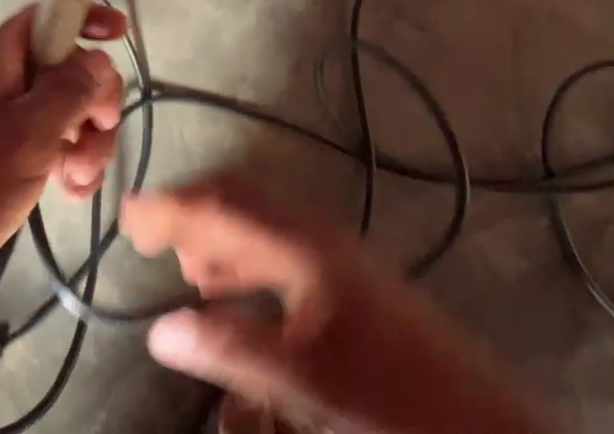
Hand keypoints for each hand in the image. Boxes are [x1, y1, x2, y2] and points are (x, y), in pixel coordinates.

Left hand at [0, 3, 126, 334]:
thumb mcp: (28, 131)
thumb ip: (70, 89)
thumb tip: (98, 58)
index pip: (42, 18)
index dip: (81, 17)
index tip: (121, 33)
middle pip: (61, 69)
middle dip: (92, 98)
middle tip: (100, 131)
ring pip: (61, 113)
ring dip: (85, 139)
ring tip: (82, 180)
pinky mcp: (2, 167)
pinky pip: (48, 149)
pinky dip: (68, 163)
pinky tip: (74, 193)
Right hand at [124, 178, 551, 433]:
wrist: (485, 424)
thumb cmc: (393, 397)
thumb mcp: (308, 379)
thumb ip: (231, 349)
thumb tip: (159, 328)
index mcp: (304, 246)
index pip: (222, 207)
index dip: (170, 207)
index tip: (128, 215)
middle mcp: (318, 236)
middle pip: (240, 201)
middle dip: (190, 211)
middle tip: (147, 234)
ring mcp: (336, 256)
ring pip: (260, 224)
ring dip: (216, 235)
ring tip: (182, 264)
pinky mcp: (349, 281)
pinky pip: (277, 249)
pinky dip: (242, 259)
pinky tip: (232, 292)